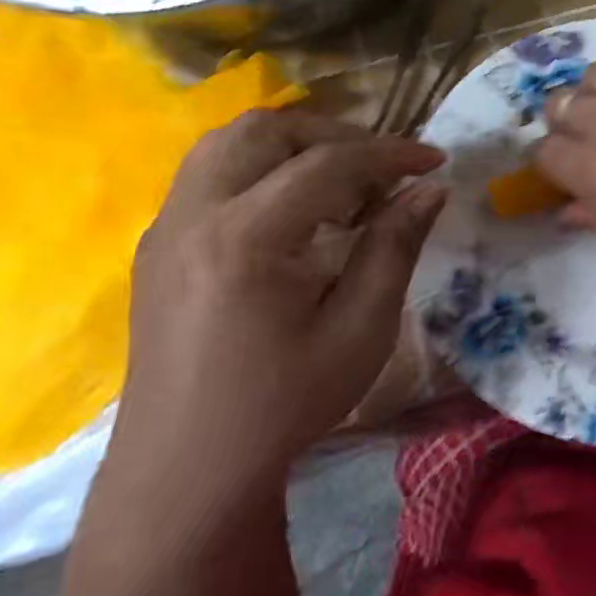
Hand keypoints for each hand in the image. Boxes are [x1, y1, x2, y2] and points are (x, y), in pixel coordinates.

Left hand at [116, 108, 445, 491]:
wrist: (189, 465)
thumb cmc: (285, 401)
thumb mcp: (360, 328)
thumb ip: (395, 247)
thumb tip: (430, 189)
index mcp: (246, 238)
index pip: (328, 163)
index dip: (390, 153)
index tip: (436, 160)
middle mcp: (194, 215)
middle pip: (265, 130)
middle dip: (335, 135)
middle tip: (383, 169)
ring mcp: (167, 227)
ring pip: (227, 142)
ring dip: (293, 145)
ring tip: (342, 182)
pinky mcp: (160, 245)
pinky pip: (209, 174)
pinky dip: (261, 168)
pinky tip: (296, 212)